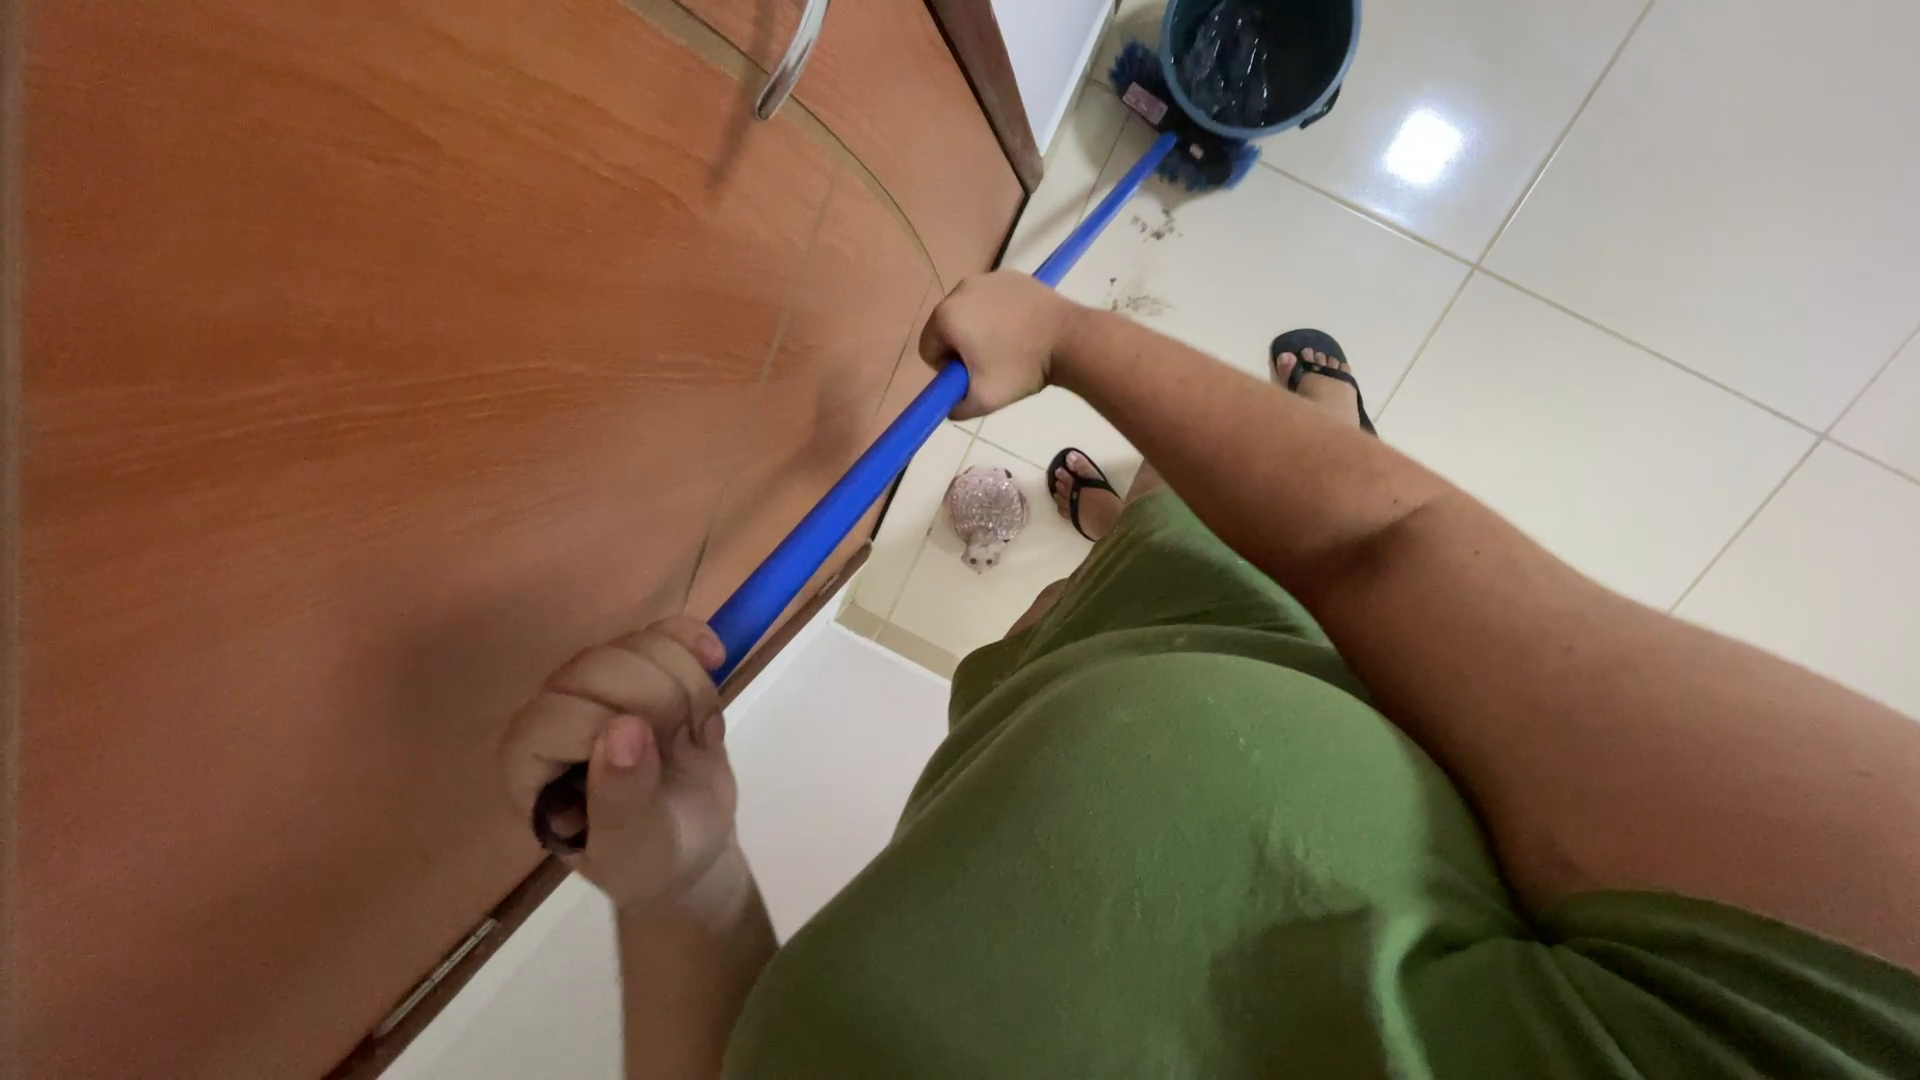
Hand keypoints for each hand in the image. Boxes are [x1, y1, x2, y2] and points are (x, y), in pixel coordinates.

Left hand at [499, 616, 738, 912]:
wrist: (691, 843)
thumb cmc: (649, 857)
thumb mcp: (633, 848)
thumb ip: (621, 798)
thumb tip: (624, 730)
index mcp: (532, 758)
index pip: (560, 712)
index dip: (614, 724)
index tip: (657, 757)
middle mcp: (559, 712)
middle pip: (601, 666)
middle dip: (661, 700)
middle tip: (685, 743)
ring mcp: (606, 686)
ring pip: (640, 644)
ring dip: (688, 681)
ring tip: (697, 728)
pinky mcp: (649, 669)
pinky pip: (667, 631)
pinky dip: (696, 642)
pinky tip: (716, 662)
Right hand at [920, 270, 1082, 419]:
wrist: (1069, 339)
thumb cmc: (1020, 369)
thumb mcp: (983, 401)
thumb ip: (956, 407)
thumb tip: (949, 405)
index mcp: (946, 317)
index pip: (929, 349)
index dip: (947, 369)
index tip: (971, 376)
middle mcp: (960, 290)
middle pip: (947, 327)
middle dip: (961, 347)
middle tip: (990, 363)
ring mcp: (987, 278)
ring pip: (969, 312)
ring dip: (978, 330)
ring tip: (1007, 346)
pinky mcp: (1010, 275)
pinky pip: (991, 299)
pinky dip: (998, 314)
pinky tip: (1019, 329)